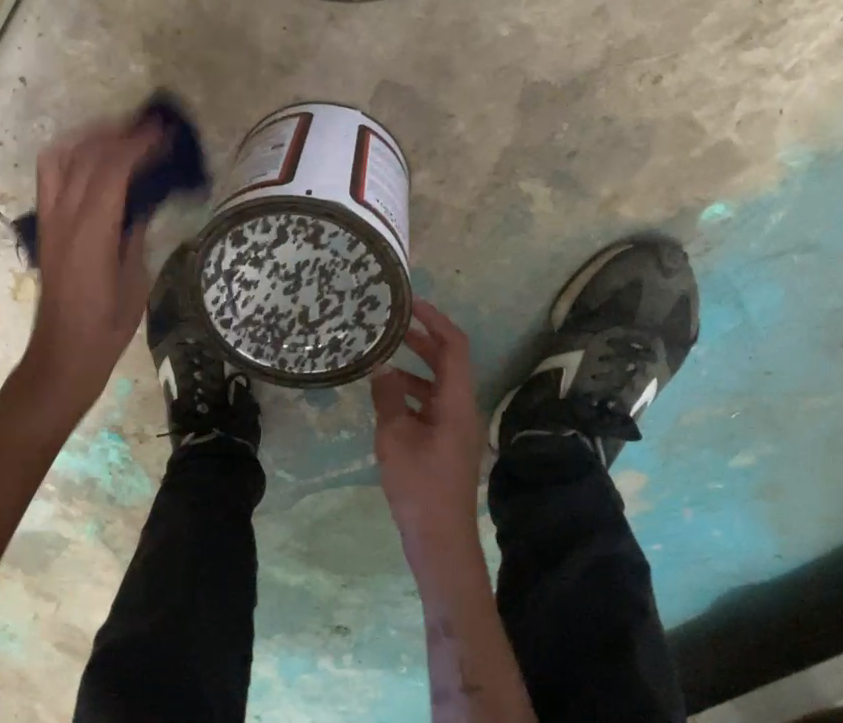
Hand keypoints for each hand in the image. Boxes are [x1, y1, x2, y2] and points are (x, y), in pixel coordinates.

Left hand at [21, 119, 161, 411]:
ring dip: (91, 138)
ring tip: (121, 133)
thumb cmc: (107, 326)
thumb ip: (135, 233)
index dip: (138, 144)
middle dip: (119, 134)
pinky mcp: (45, 226)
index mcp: (92, 232)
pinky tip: (94, 157)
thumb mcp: (135, 279)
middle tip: (151, 127)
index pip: (111, 170)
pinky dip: (71, 155)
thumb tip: (143, 202)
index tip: (163, 132)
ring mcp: (49, 220)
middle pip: (87, 156)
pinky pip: (51, 177)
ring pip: (61, 159)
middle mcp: (64, 217)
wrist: (64, 353)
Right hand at [372, 300, 483, 563]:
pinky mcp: (446, 443)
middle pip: (448, 362)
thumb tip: (382, 366)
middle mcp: (463, 409)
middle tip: (390, 323)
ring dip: (413, 366)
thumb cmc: (419, 486)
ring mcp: (456, 427)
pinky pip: (431, 404)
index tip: (409, 303)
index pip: (454, 346)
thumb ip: (388, 397)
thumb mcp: (395, 436)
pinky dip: (411, 392)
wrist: (439, 539)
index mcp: (457, 403)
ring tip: (380, 356)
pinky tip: (384, 396)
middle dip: (421, 339)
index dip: (435, 320)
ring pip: (438, 384)